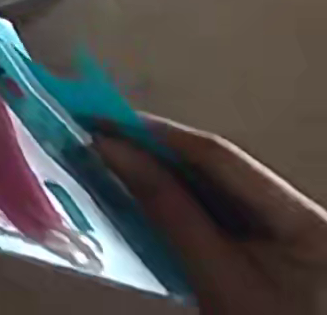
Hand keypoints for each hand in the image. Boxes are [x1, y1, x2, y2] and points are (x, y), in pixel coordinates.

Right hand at [98, 116, 326, 312]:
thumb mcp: (214, 273)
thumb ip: (164, 205)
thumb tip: (101, 143)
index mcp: (308, 221)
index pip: (216, 154)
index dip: (150, 130)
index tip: (89, 117)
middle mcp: (308, 218)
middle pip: (215, 169)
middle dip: (148, 151)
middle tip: (86, 136)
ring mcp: (297, 237)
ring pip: (213, 188)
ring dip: (155, 174)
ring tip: (101, 161)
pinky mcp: (279, 252)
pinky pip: (218, 211)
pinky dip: (173, 199)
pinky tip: (136, 196)